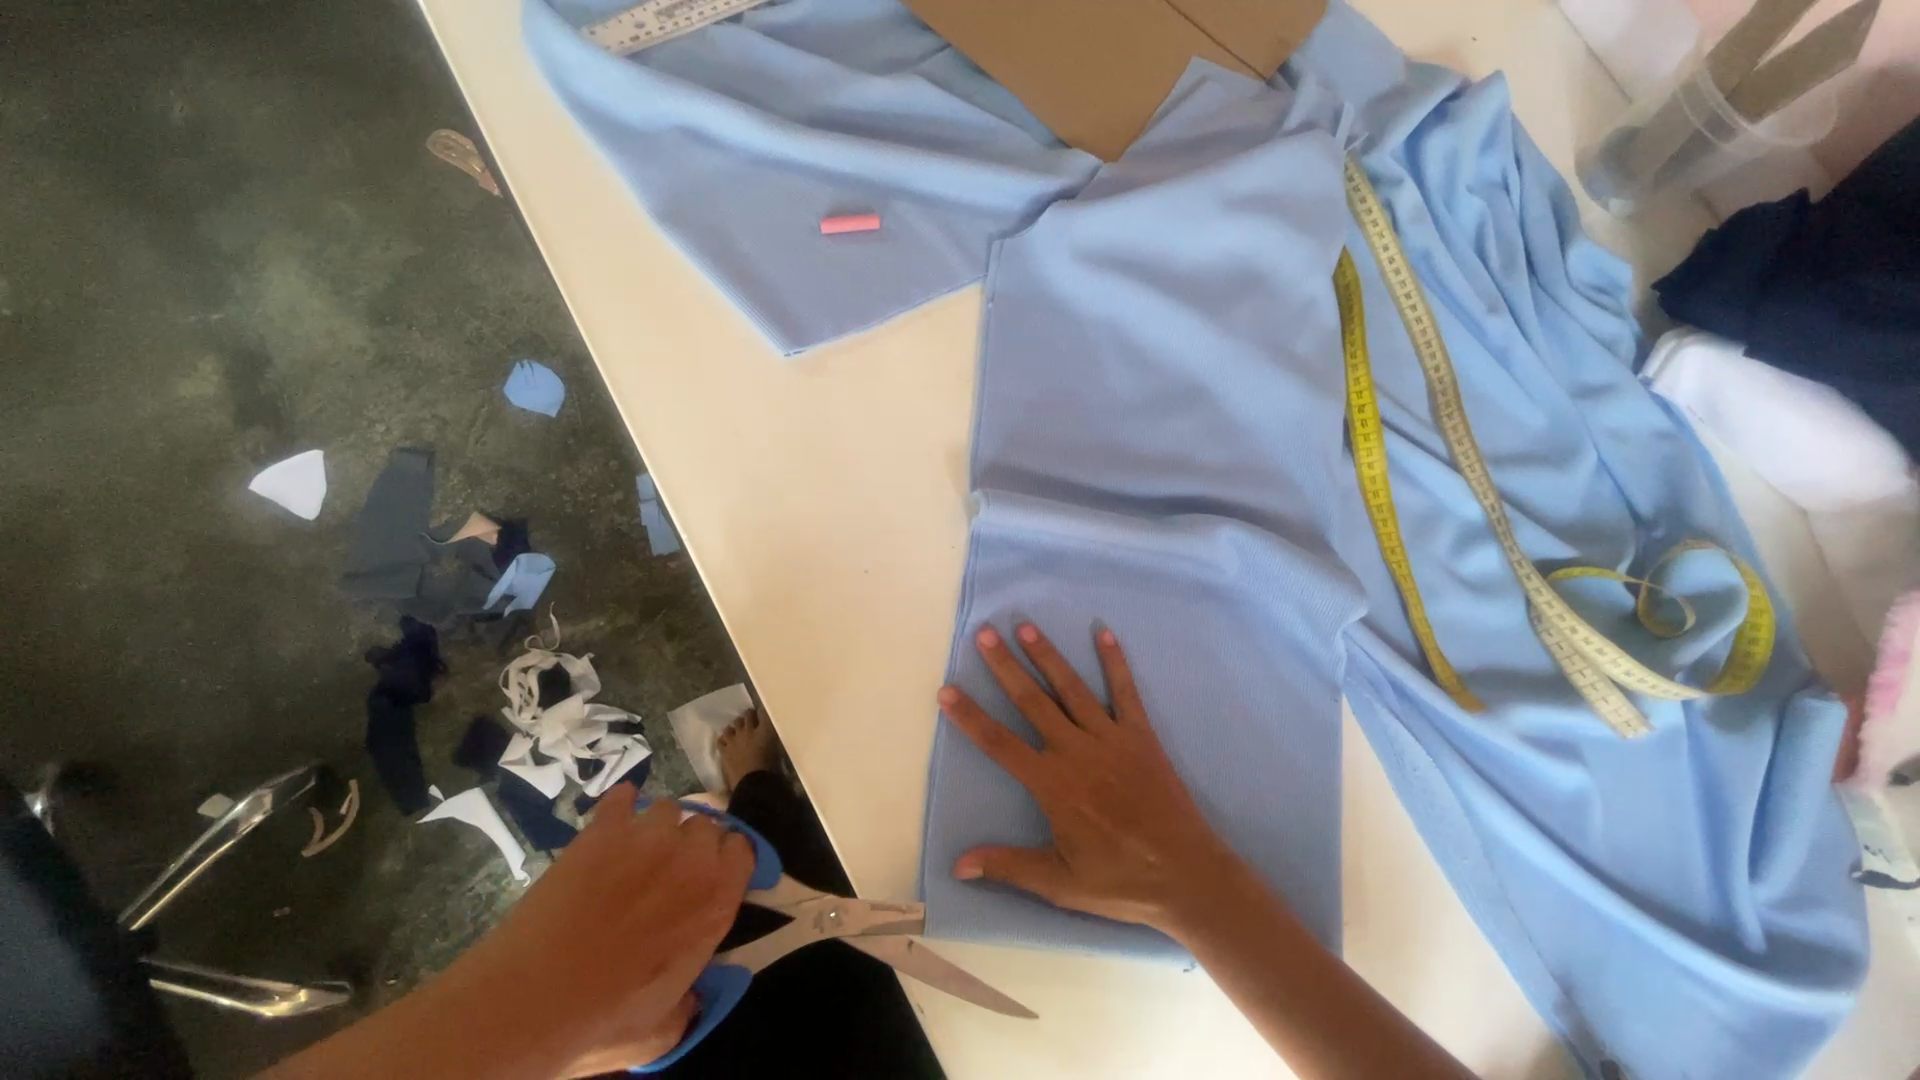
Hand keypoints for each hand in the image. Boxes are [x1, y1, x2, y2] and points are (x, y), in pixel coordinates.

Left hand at [430, 786, 755, 1076]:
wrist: (530, 1000)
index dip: (727, 860)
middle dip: (693, 843)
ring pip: (668, 808)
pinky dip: (620, 805)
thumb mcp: (662, 1030)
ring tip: (636, 850)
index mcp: (715, 903)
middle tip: (670, 869)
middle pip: (706, 825)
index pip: (743, 851)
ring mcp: (646, 839)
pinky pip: (621, 798)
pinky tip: (611, 821)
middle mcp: (691, 860)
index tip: (711, 876)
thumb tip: (691, 994)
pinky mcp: (602, 831)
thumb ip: (689, 1002)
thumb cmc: (602, 1021)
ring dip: (658, 826)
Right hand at [940, 622, 1244, 934]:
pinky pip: (1125, 692)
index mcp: (1053, 784)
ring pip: (1071, 689)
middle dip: (1005, 666)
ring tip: (1026, 626)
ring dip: (1048, 656)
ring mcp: (1111, 739)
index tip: (946, 690)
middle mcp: (1077, 752)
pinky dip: (1115, 662)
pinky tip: (1104, 633)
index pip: (1000, 743)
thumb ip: (1008, 865)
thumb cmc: (1120, 881)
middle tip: (984, 633)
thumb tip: (958, 865)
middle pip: (1032, 702)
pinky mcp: (1142, 735)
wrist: (1187, 874)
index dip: (970, 717)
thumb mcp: (1059, 882)